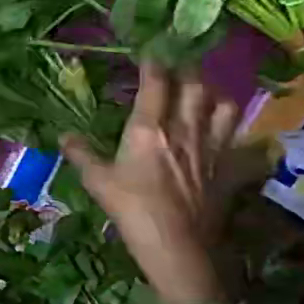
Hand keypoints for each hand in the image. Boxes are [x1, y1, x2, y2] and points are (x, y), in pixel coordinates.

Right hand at [61, 63, 249, 303]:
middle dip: (186, 71)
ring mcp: (211, 147)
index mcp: (149, 128)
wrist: (178, 248)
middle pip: (194, 85)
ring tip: (205, 96)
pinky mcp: (227, 167)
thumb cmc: (133, 213)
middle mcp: (184, 128)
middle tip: (178, 69)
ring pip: (223, 105)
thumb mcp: (99, 184)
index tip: (149, 54)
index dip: (153, 62)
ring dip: (215, 95)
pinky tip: (230, 135)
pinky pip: (240, 141)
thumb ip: (82, 155)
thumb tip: (63, 135)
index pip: (156, 81)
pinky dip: (237, 133)